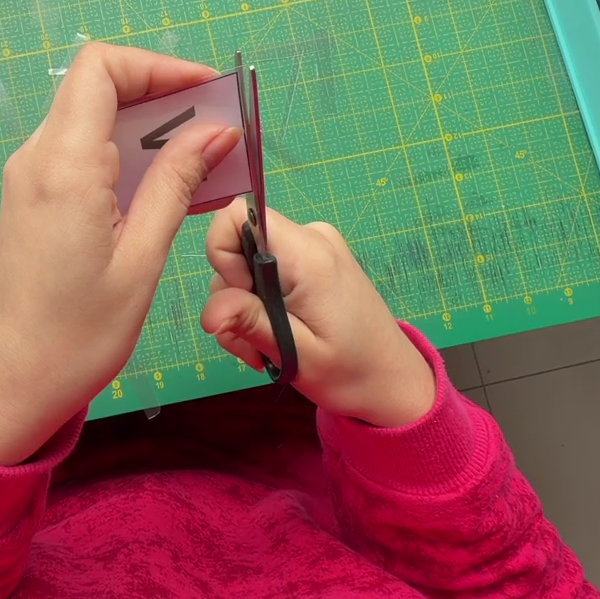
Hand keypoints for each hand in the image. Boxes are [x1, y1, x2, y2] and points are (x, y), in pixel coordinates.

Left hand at [0, 44, 242, 465]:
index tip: (204, 90)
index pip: (99, 69)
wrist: (14, 380)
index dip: (155, 66)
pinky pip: (76, 151)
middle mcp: (35, 159)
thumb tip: (215, 132)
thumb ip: (175, 183)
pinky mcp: (29, 197)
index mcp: (61, 166)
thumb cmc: (79, 334)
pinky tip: (159, 181)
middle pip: (94, 88)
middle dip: (157, 93)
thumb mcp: (141, 258)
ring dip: (143, 126)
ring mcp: (26, 177)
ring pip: (87, 118)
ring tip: (197, 155)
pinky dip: (120, 152)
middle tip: (212, 126)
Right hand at [201, 201, 434, 425]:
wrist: (392, 382)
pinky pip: (263, 271)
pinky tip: (274, 336)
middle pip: (236, 247)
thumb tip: (208, 313)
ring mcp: (310, 247)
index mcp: (307, 254)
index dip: (223, 255)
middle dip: (233, 296)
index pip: (237, 216)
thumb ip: (250, 323)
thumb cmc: (350, 371)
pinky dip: (259, 304)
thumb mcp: (295, 353)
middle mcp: (308, 238)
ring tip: (266, 346)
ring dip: (244, 309)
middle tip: (253, 340)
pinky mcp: (309, 261)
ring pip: (244, 266)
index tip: (241, 298)